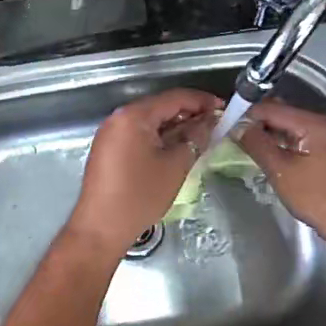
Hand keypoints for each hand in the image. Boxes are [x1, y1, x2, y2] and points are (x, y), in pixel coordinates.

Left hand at [66, 88, 221, 255]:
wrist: (101, 227)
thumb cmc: (140, 196)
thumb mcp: (175, 166)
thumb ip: (195, 138)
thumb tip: (209, 123)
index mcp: (134, 116)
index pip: (174, 98)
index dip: (202, 101)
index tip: (223, 108)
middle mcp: (118, 118)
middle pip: (160, 107)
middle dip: (189, 114)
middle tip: (215, 125)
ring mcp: (110, 134)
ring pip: (149, 123)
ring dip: (175, 128)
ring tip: (200, 138)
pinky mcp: (108, 150)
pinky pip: (138, 136)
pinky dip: (159, 139)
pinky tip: (176, 150)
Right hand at [234, 99, 325, 243]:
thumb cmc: (314, 196)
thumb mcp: (280, 170)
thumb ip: (257, 144)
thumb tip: (236, 127)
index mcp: (313, 123)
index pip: (272, 108)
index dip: (247, 115)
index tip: (225, 125)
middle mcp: (320, 123)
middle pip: (281, 114)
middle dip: (256, 122)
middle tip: (231, 135)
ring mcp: (324, 136)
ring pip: (287, 126)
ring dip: (266, 133)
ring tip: (243, 143)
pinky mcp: (323, 149)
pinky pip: (296, 138)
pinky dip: (279, 143)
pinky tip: (264, 152)